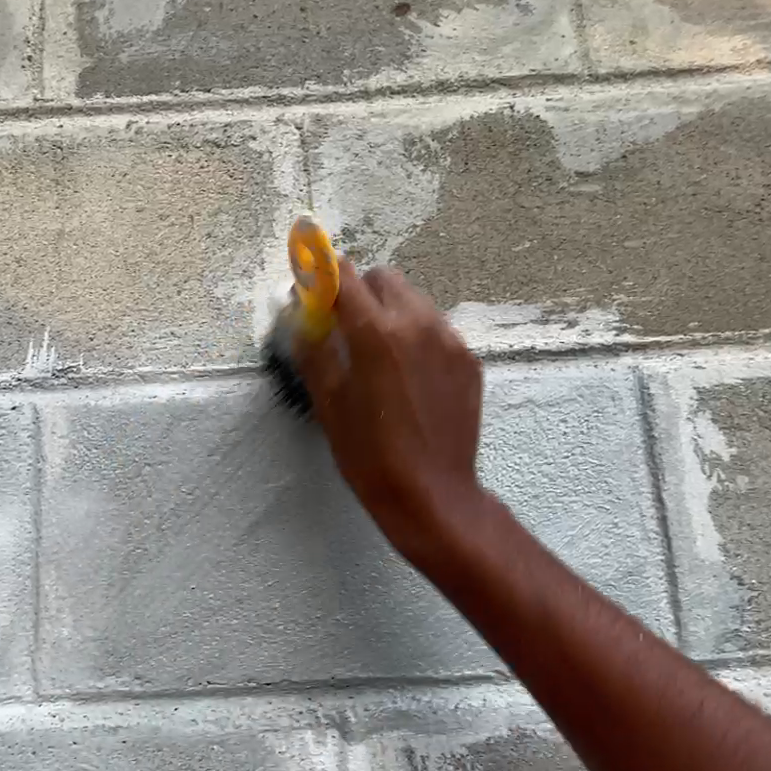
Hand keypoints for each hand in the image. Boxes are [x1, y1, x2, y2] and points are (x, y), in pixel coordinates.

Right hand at [294, 260, 485, 565]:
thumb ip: (314, 349)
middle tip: (345, 327)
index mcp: (376, 333)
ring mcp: (450, 341)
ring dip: (390, 313)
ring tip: (379, 357)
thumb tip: (302, 316)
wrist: (430, 494)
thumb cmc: (370, 456)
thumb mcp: (328, 405)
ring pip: (414, 301)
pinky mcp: (468, 360)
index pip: (346, 276)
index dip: (323, 276)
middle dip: (360, 293)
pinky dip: (416, 338)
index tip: (312, 288)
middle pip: (384, 279)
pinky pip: (436, 329)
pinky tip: (408, 378)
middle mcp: (418, 324)